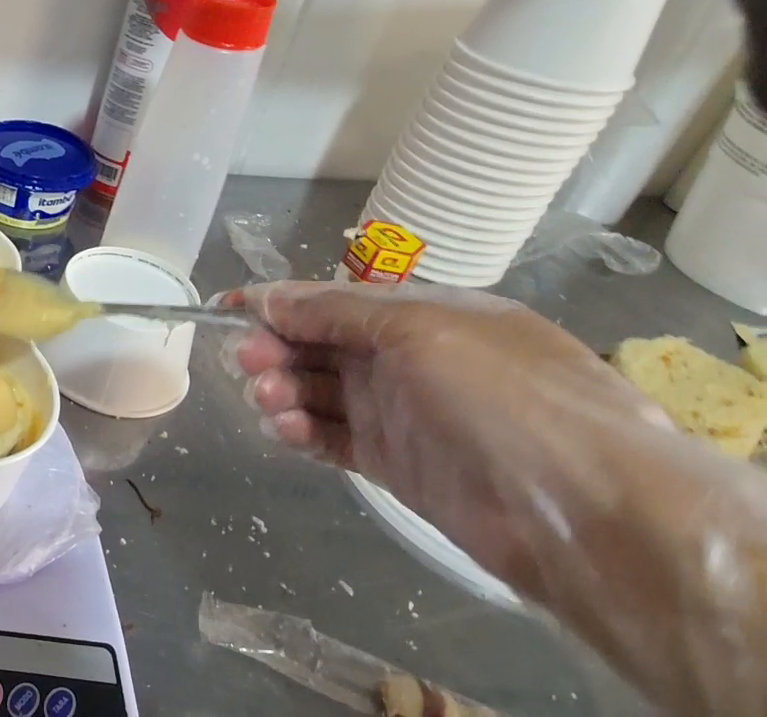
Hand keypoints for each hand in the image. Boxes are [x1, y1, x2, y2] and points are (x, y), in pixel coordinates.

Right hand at [225, 282, 766, 715]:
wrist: (585, 514)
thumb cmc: (504, 397)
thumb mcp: (420, 329)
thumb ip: (336, 311)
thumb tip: (268, 297)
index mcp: (428, 314)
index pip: (334, 300)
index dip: (278, 302)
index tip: (225, 308)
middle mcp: (411, 358)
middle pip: (319, 344)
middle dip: (275, 347)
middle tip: (247, 363)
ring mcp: (402, 413)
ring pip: (318, 390)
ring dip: (282, 389)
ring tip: (267, 401)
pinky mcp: (394, 463)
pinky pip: (330, 437)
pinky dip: (298, 431)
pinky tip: (282, 430)